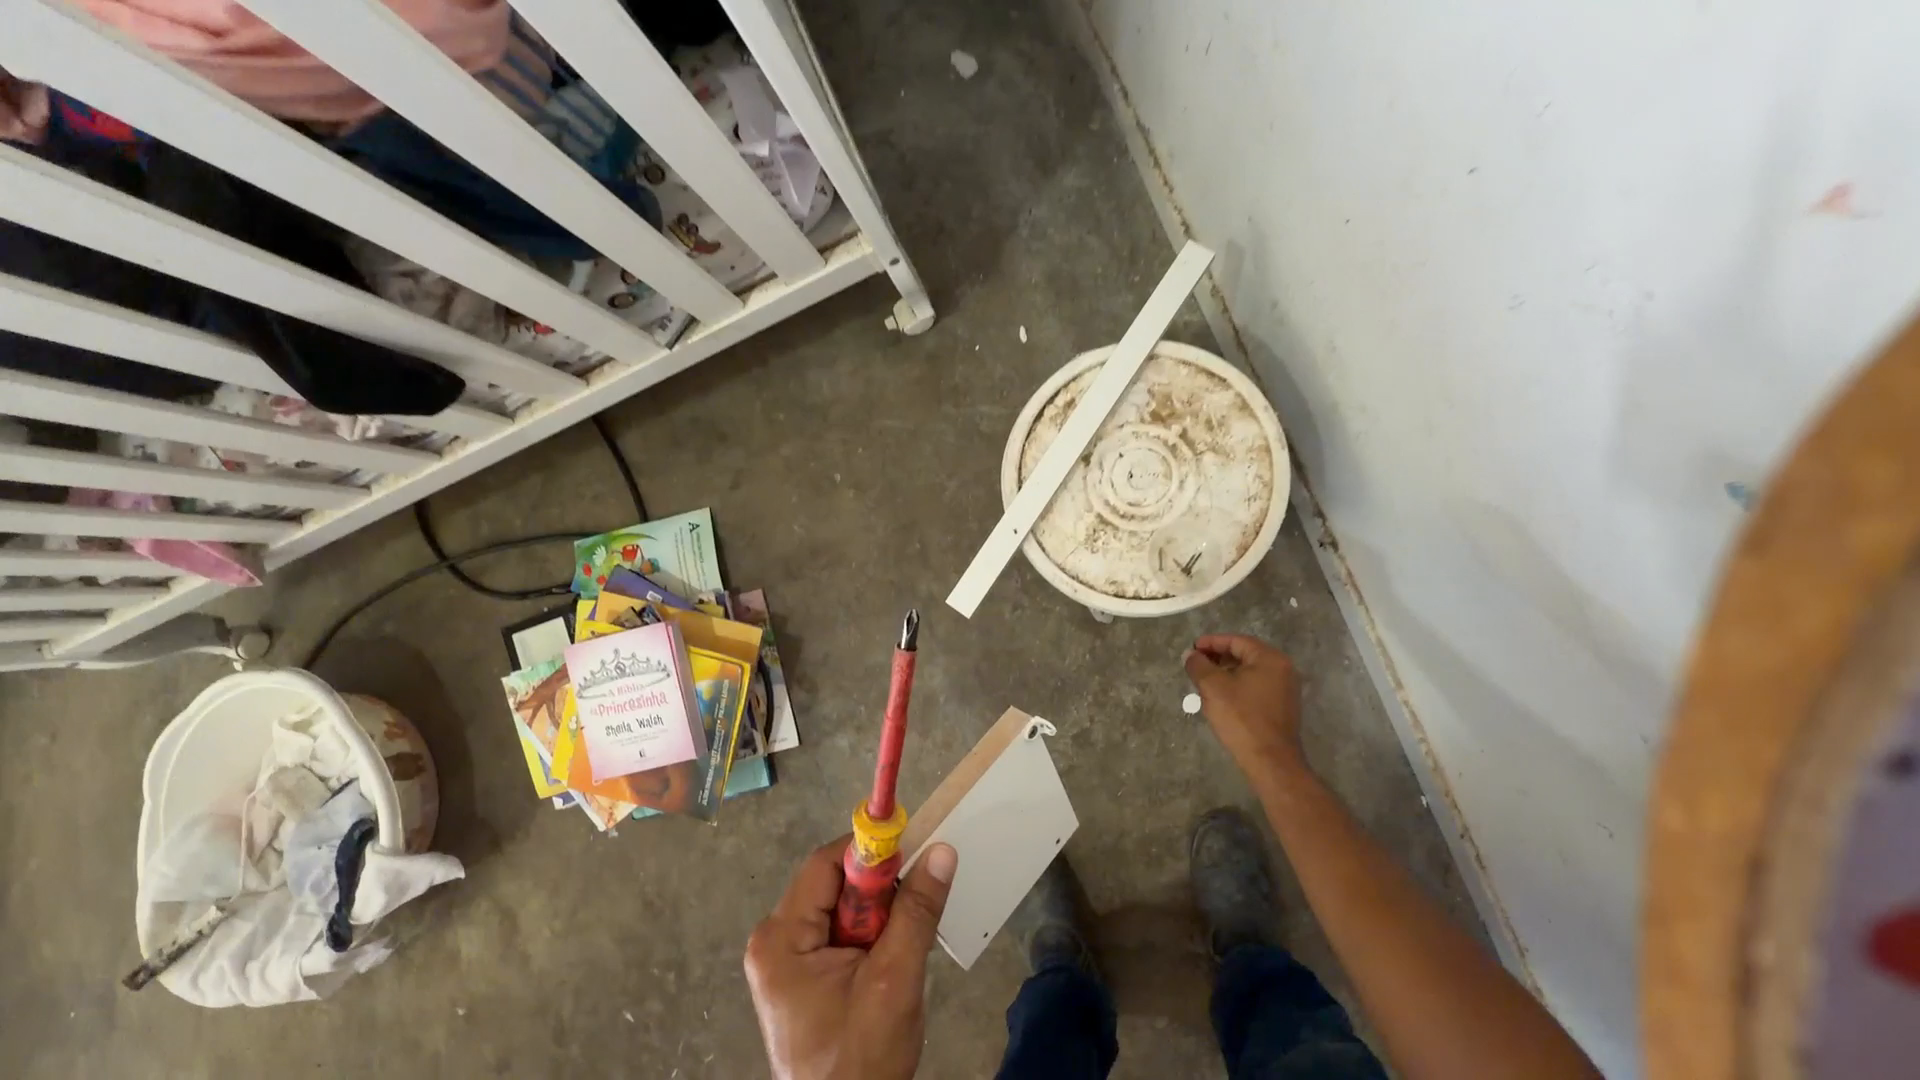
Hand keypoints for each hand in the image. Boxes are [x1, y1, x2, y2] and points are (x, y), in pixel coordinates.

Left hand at [745, 837, 957, 1079]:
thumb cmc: (861, 1057)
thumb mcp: (894, 980)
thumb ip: (916, 912)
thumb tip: (940, 851)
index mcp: (780, 938)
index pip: (825, 864)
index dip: (869, 852)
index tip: (914, 849)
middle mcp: (774, 941)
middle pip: (833, 886)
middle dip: (878, 891)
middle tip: (917, 903)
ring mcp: (785, 962)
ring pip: (841, 910)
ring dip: (878, 916)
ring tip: (906, 938)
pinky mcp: (801, 979)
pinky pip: (838, 934)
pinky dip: (869, 936)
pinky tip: (892, 956)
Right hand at [1184, 634, 1306, 775]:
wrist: (1270, 760)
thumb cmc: (1241, 718)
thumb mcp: (1213, 687)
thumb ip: (1199, 665)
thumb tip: (1190, 654)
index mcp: (1270, 658)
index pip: (1236, 641)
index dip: (1211, 642)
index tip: (1192, 649)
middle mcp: (1283, 669)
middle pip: (1245, 655)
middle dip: (1218, 658)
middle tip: (1196, 665)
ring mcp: (1286, 689)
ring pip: (1250, 672)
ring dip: (1226, 673)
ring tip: (1204, 682)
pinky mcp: (1282, 707)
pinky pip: (1257, 687)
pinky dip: (1238, 686)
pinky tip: (1222, 698)